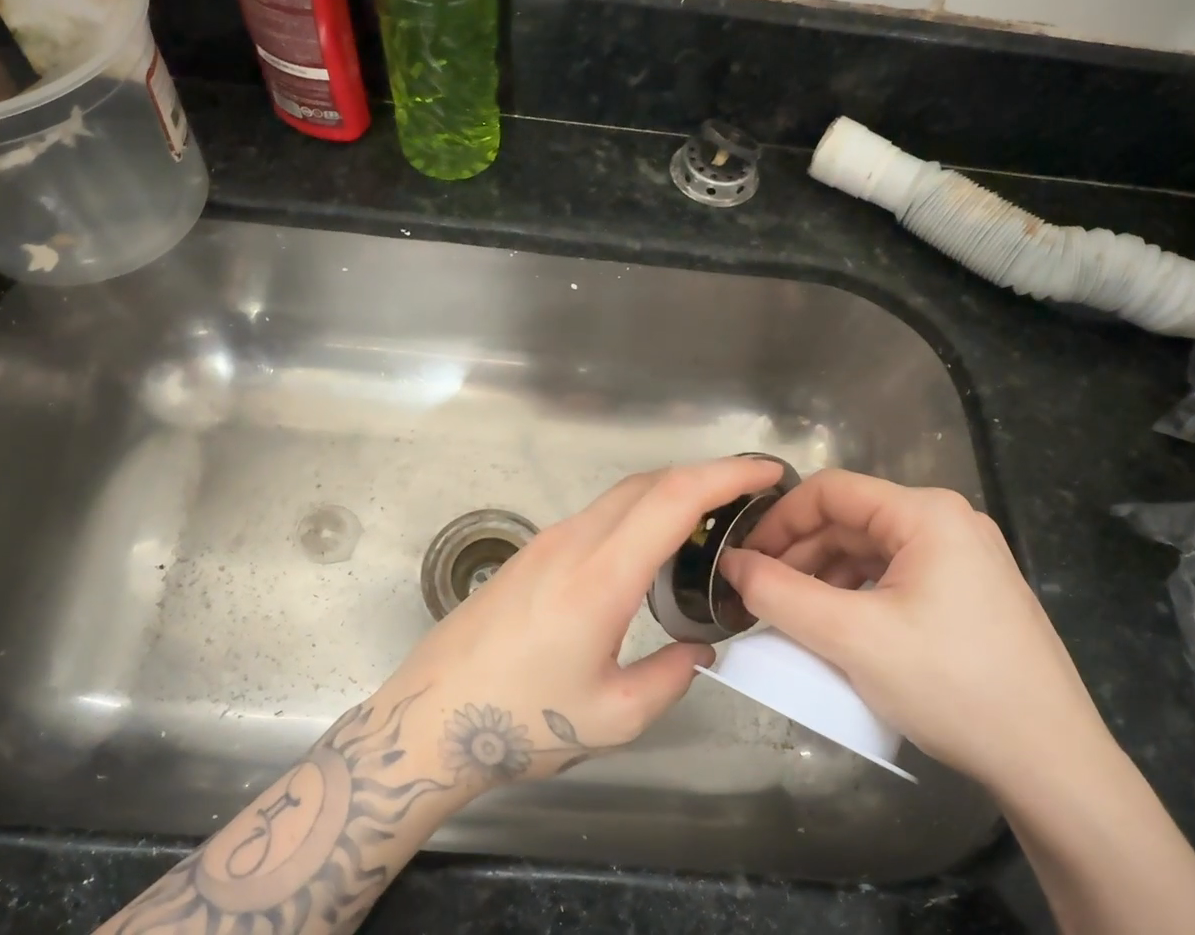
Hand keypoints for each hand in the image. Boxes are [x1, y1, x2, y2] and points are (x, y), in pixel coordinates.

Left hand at [375, 456, 786, 789]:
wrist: (427, 721)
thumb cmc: (521, 721)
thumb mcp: (614, 716)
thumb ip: (671, 677)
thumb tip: (697, 650)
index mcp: (600, 576)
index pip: (672, 497)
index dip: (727, 475)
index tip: (767, 473)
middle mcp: (572, 543)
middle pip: (647, 483)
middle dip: (706, 476)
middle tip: (749, 495)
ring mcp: (545, 544)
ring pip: (619, 497)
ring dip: (669, 494)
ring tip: (710, 521)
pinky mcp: (529, 556)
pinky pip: (595, 517)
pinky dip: (638, 514)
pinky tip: (652, 548)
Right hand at [718, 471, 1111, 790]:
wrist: (1050, 760)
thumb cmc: (950, 685)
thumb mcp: (851, 637)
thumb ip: (780, 594)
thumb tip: (730, 564)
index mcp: (926, 513)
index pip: (829, 491)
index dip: (777, 522)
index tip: (742, 564)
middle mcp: (949, 522)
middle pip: (851, 520)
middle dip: (799, 555)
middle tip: (761, 599)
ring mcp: (966, 558)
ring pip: (872, 551)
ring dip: (825, 578)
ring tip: (794, 620)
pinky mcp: (972, 593)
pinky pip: (897, 577)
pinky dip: (857, 596)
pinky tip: (840, 631)